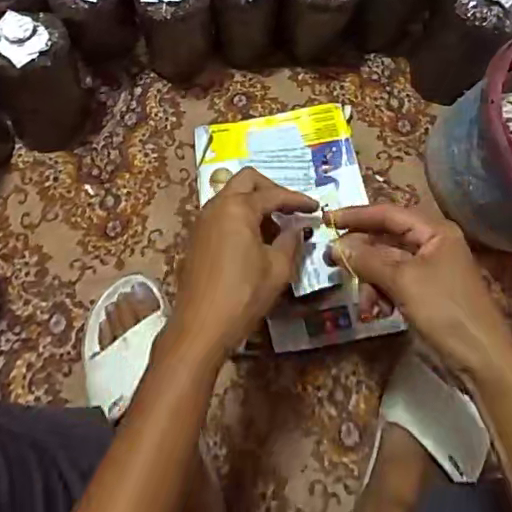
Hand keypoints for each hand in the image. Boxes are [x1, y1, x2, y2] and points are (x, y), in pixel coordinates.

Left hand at [170, 168, 317, 355]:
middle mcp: (217, 206)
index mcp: (238, 207)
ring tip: (276, 230)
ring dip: (255, 204)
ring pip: (232, 196)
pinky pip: (222, 214)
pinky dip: (241, 218)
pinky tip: (255, 243)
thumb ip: (291, 241)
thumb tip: (297, 228)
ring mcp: (203, 221)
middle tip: (290, 209)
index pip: (274, 194)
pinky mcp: (196, 239)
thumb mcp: (277, 269)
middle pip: (247, 181)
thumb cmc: (243, 295)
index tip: (315, 207)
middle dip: (271, 190)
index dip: (297, 200)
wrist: (199, 330)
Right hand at [329, 205, 511, 378]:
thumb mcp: (404, 281)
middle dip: (362, 256)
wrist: (483, 362)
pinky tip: (377, 314)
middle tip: (334, 266)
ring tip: (366, 307)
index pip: (388, 213)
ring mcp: (430, 270)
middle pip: (386, 240)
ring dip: (371, 283)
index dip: (357, 215)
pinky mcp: (426, 295)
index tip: (327, 219)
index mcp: (434, 230)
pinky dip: (382, 296)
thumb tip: (337, 245)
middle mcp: (433, 244)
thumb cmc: (446, 311)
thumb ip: (368, 259)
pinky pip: (395, 285)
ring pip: (386, 265)